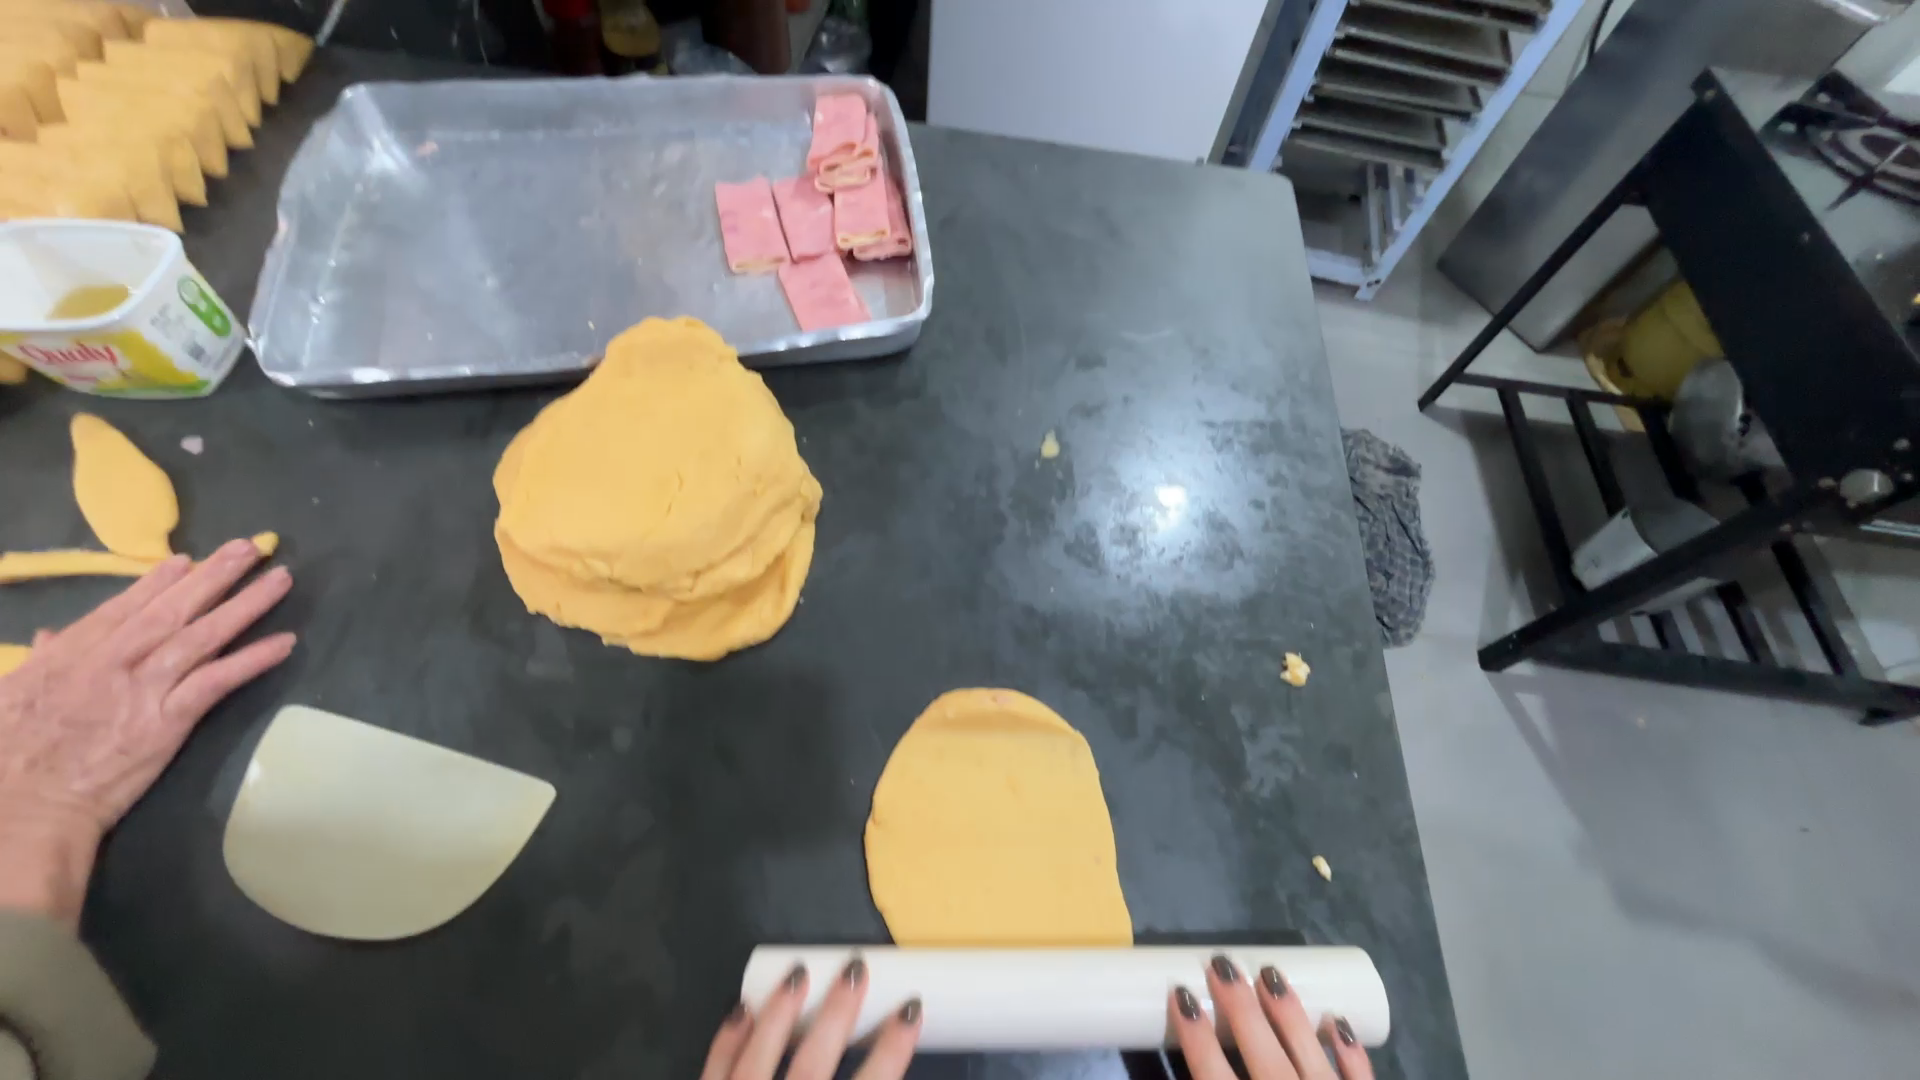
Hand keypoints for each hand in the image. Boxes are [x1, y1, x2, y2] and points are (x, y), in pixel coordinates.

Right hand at [0, 540, 295, 924]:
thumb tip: (55, 635)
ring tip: (280, 579)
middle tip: (249, 548)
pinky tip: (285, 642)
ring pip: (203, 636)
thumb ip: (44, 661)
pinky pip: (219, 680)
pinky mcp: (168, 718)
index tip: (190, 559)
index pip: (123, 609)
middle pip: (172, 611)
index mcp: (67, 657)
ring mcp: (142, 689)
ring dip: (247, 604)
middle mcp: (109, 664)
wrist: (17, 810)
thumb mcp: (10, 696)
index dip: (159, 583)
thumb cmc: (9, 757)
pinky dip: (253, 659)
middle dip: (214, 577)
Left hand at [700, 958, 922, 1079]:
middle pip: (813, 1063)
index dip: (892, 1050)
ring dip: (780, 1013)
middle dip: (836, 1014)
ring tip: (798, 971)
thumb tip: (887, 1055)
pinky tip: (741, 1009)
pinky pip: (715, 1072)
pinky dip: (727, 1040)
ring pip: (759, 1059)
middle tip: (855, 967)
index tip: (911, 1008)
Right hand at [1169, 956, 1373, 1079]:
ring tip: (1270, 973)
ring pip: (1310, 1060)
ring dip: (1290, 1016)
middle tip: (1222, 963)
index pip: (1213, 1075)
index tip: (1180, 993)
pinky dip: (1351, 1054)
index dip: (1195, 1035)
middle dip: (1241, 1007)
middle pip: (1262, 1056)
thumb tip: (1190, 1061)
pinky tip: (1337, 1021)